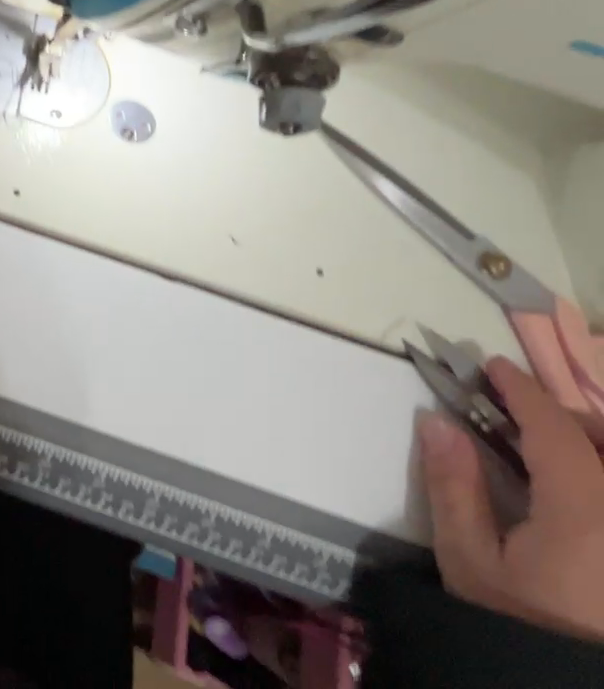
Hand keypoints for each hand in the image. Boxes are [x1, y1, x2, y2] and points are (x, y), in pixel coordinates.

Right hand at [422, 356, 603, 640]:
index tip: (492, 366)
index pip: (557, 431)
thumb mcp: (469, 557)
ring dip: (592, 440)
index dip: (523, 392)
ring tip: (552, 440)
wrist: (576, 680)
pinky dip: (600, 467)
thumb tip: (436, 420)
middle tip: (514, 408)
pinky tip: (578, 474)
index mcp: (585, 509)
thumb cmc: (519, 617)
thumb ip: (453, 486)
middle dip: (565, 414)